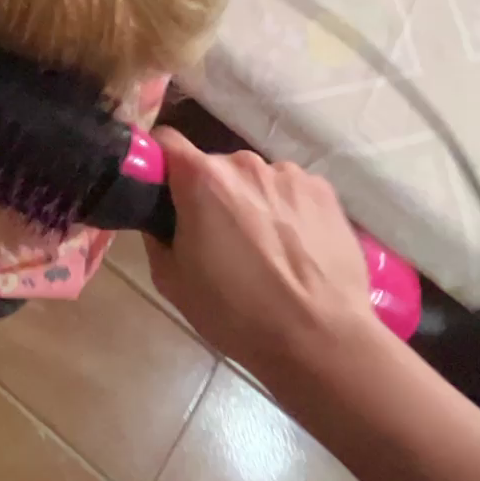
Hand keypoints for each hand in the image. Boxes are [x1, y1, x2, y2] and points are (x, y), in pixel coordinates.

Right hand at [145, 128, 379, 368]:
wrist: (321, 339)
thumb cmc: (236, 313)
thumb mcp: (172, 281)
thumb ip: (156, 235)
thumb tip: (159, 217)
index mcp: (201, 178)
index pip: (165, 141)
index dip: (159, 162)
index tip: (163, 190)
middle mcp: (243, 163)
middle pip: (214, 166)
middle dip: (210, 193)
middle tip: (217, 238)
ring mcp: (288, 173)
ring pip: (254, 179)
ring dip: (250, 200)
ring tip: (265, 248)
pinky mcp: (323, 190)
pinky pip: (291, 190)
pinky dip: (287, 209)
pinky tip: (296, 248)